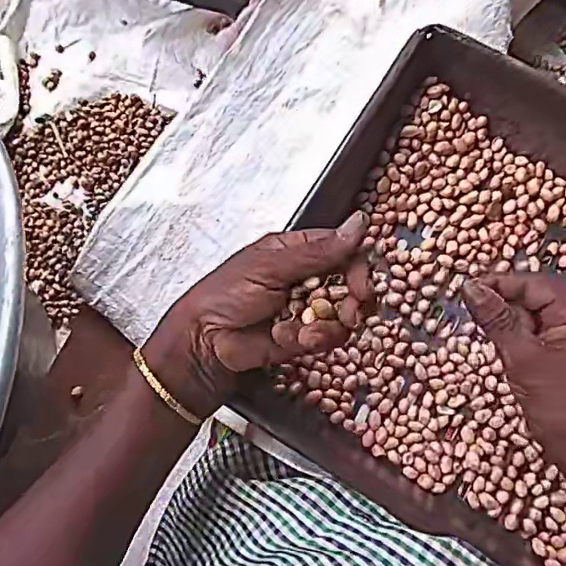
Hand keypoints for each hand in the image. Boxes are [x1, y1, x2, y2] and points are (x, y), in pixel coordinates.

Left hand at [142, 213, 372, 412]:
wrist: (204, 341)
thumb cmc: (225, 295)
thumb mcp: (271, 265)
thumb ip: (318, 251)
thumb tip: (358, 224)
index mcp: (296, 251)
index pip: (342, 250)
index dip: (357, 266)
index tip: (362, 283)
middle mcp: (306, 278)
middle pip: (350, 283)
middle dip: (351, 299)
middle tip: (347, 311)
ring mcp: (306, 308)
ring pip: (344, 313)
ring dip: (329, 323)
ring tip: (305, 329)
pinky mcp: (304, 337)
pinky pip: (329, 337)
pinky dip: (314, 339)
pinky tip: (289, 337)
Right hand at [462, 273, 565, 465]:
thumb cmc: (558, 408)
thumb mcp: (522, 358)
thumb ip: (496, 319)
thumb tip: (470, 287)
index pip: (536, 284)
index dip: (500, 283)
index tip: (467, 288)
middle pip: (538, 295)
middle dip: (504, 301)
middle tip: (471, 308)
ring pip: (537, 312)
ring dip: (510, 319)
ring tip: (487, 331)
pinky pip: (541, 330)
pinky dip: (520, 334)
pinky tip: (505, 344)